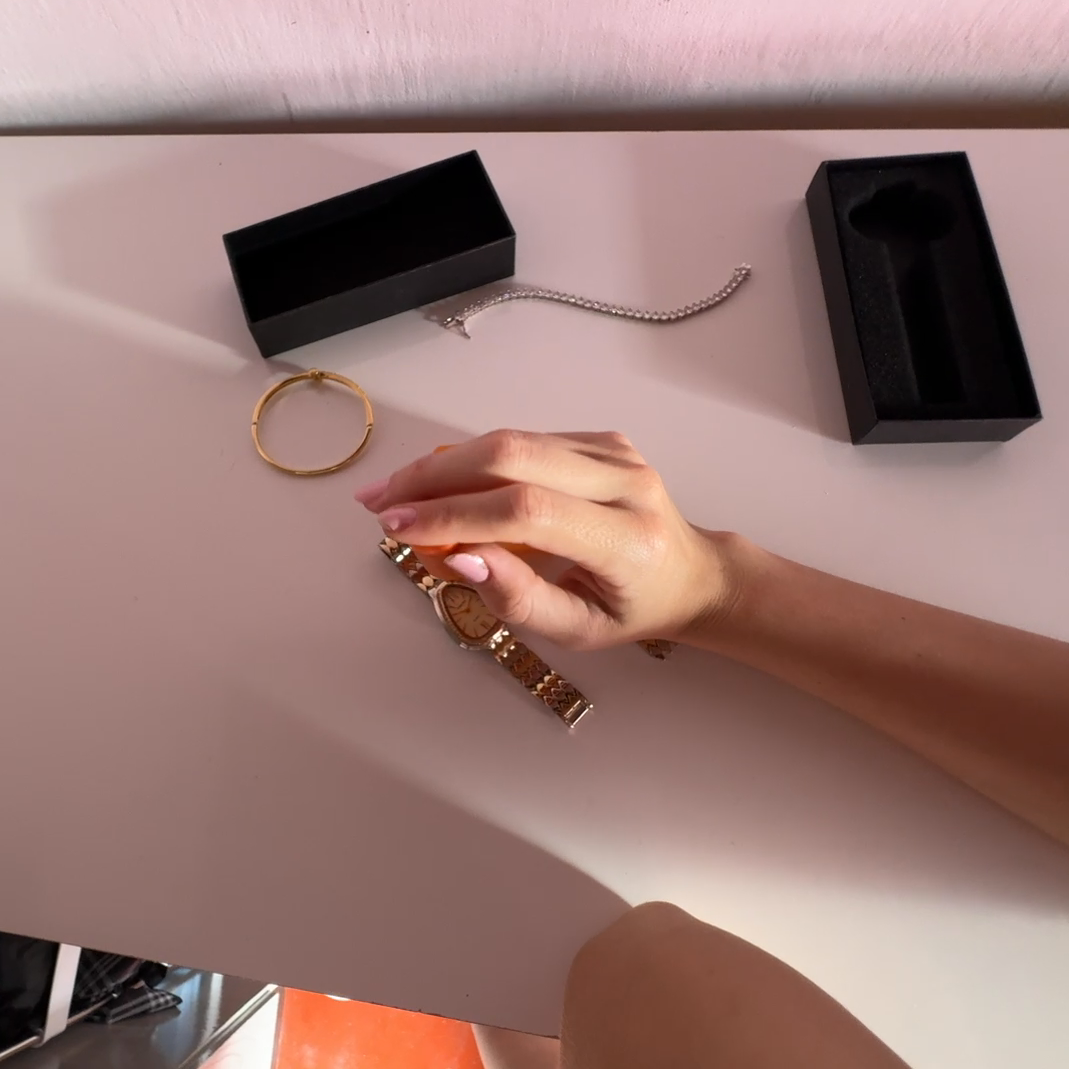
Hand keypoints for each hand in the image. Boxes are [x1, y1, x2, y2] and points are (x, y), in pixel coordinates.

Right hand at [353, 430, 743, 649]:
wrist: (691, 571)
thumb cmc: (631, 611)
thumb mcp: (578, 630)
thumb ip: (520, 598)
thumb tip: (459, 557)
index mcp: (626, 539)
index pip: (526, 511)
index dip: (452, 514)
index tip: (394, 526)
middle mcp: (625, 481)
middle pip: (511, 456)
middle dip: (432, 476)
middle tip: (377, 501)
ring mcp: (614, 450)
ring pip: (510, 440)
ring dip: (441, 463)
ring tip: (393, 491)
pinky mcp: (599, 438)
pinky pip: (521, 441)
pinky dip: (469, 460)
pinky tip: (436, 481)